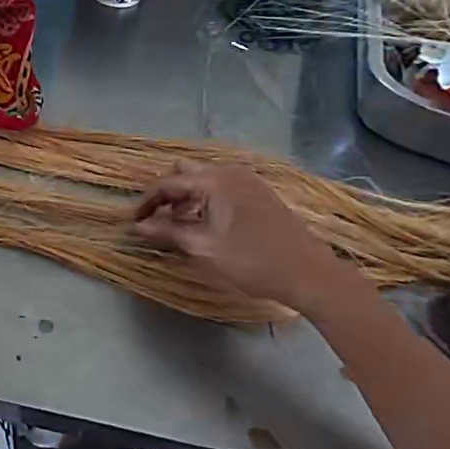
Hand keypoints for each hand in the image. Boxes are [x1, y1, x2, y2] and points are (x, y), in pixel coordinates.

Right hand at [131, 162, 368, 314]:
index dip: (146, 203)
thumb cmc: (254, 261)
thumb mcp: (204, 248)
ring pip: (204, 178)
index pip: (166, 184)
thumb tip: (137, 227)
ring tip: (183, 224)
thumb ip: (167, 232)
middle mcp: (230, 173)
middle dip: (168, 193)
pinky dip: (207, 198)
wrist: (314, 277)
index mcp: (214, 181)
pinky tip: (209, 223)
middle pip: (184, 171)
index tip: (135, 222)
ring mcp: (249, 182)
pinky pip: (222, 186)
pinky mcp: (262, 194)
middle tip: (161, 218)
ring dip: (188, 196)